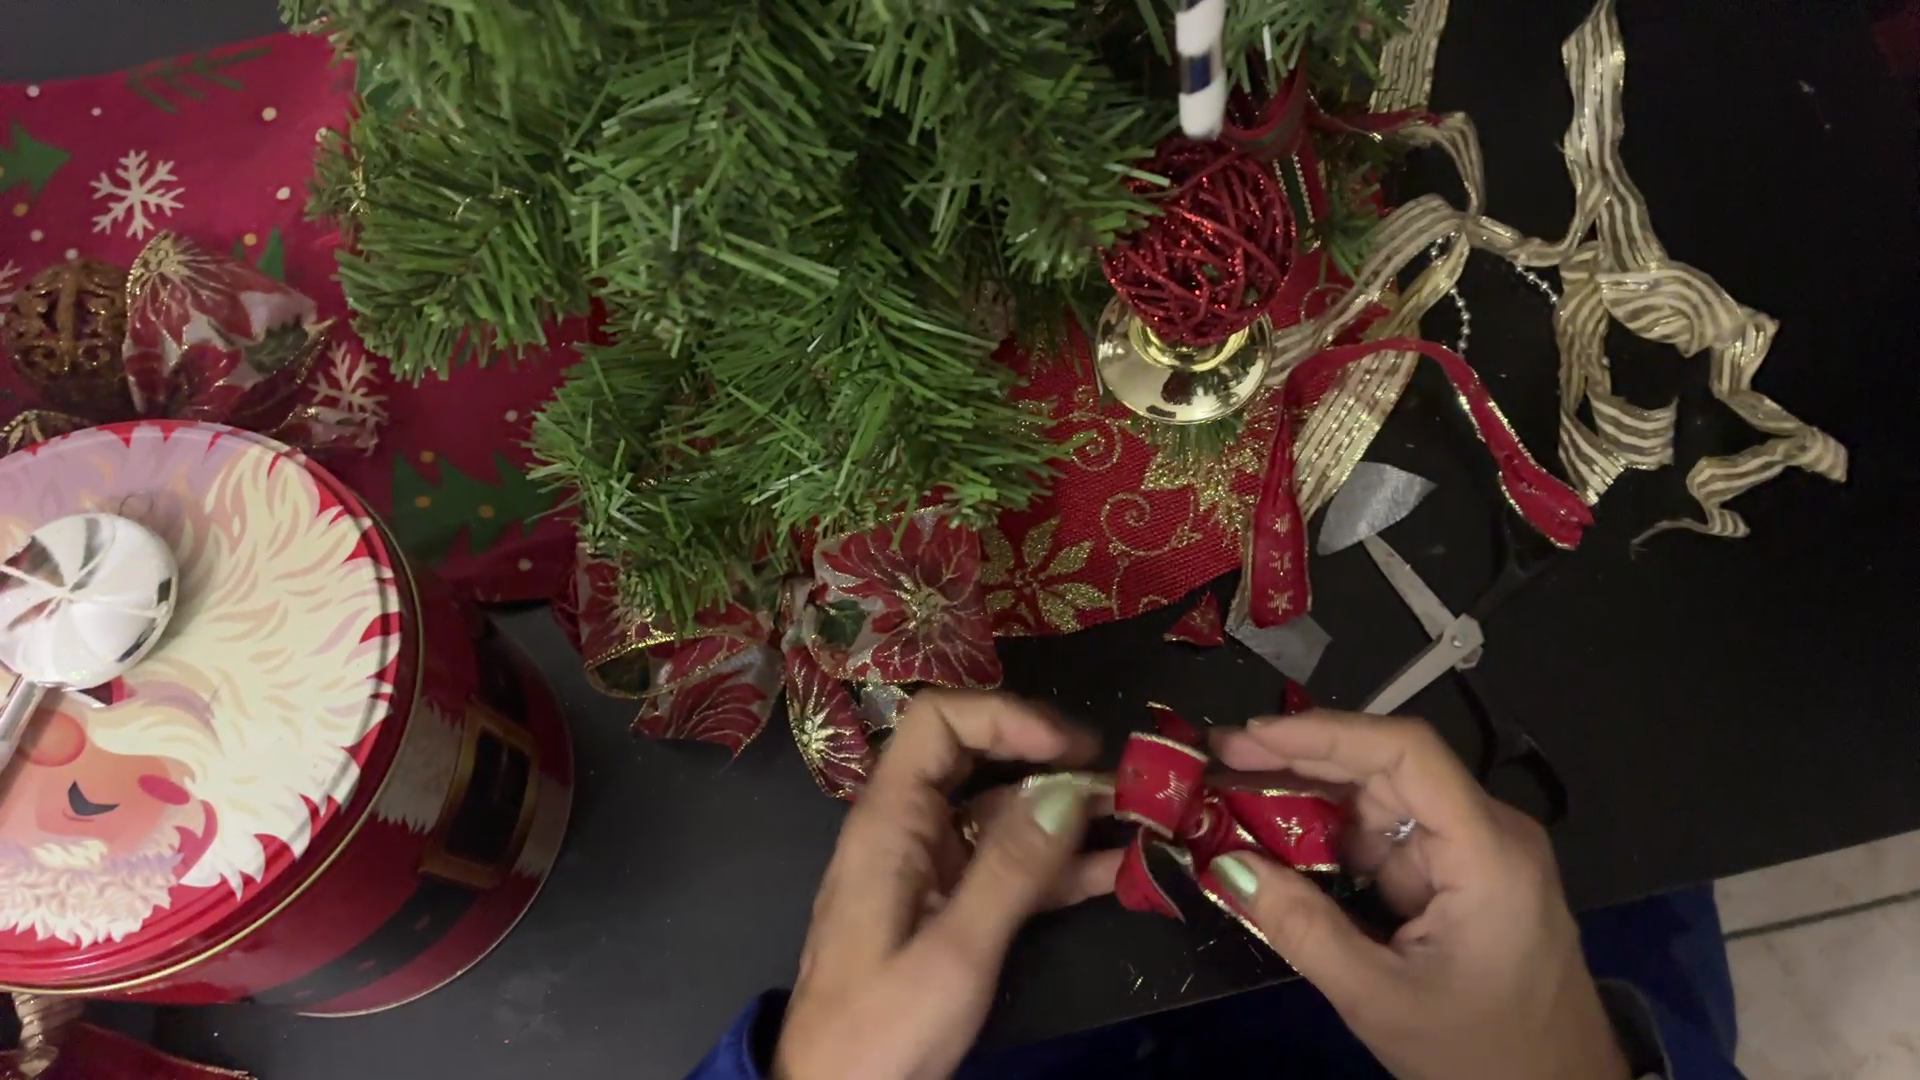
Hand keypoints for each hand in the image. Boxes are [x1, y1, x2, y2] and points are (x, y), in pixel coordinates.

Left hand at [774, 690, 1116, 1079]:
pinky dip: (1055, 862)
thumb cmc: (881, 1031)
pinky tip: (1111, 868)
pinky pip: (1004, 863)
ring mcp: (929, 861)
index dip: (1002, 716)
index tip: (1065, 745)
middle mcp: (907, 824)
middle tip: (1108, 770)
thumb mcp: (954, 954)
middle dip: (1042, 754)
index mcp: (890, 817)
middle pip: (972, 754)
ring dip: (1061, 810)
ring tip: (1129, 814)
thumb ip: (1011, 870)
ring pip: (998, 810)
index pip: (937, 721)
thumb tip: (1069, 792)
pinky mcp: (947, 900)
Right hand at [1207, 710, 1631, 1079]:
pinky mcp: (1449, 868)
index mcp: (1487, 852)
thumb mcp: (1380, 1000)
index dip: (1325, 732)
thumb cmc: (1484, 1059)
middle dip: (1296, 754)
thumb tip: (1225, 862)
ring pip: (1374, 790)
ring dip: (1302, 785)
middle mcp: (1482, 830)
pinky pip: (1376, 827)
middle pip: (1382, 763)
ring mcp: (1467, 847)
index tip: (1254, 735)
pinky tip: (1272, 824)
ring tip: (1232, 782)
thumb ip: (1301, 928)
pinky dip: (1321, 824)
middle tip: (1221, 752)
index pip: (1407, 752)